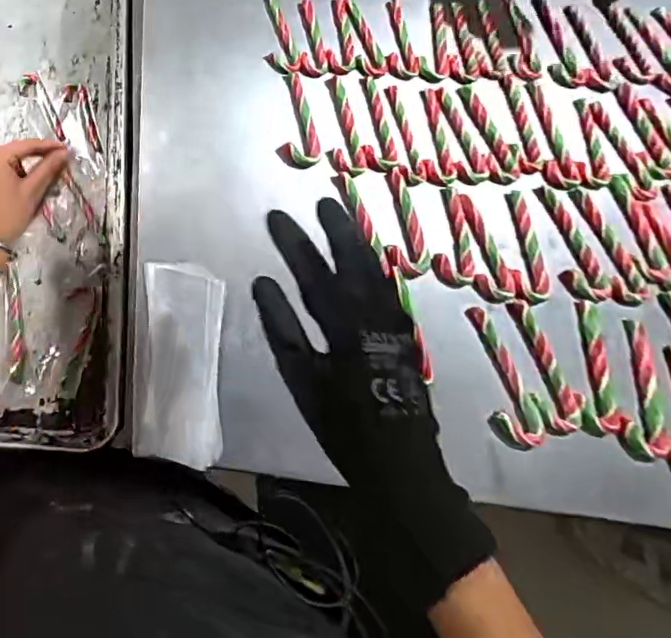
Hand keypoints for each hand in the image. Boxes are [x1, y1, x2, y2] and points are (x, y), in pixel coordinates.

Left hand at [0, 139, 67, 245]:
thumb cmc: (8, 216)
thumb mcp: (31, 191)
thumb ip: (48, 168)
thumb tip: (64, 152)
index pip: (27, 144)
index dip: (49, 146)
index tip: (65, 148)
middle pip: (15, 151)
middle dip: (35, 157)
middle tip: (55, 163)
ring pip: (5, 161)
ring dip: (22, 167)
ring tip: (38, 180)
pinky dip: (9, 174)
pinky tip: (20, 186)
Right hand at [251, 199, 494, 614]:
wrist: (402, 468)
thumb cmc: (342, 427)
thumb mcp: (301, 381)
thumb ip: (282, 328)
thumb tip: (262, 283)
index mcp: (345, 330)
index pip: (314, 276)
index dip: (294, 244)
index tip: (276, 215)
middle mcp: (376, 320)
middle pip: (355, 264)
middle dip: (337, 230)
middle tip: (323, 200)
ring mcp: (397, 326)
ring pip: (377, 274)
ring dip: (359, 243)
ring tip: (344, 218)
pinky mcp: (408, 336)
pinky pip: (390, 290)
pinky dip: (378, 268)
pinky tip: (370, 257)